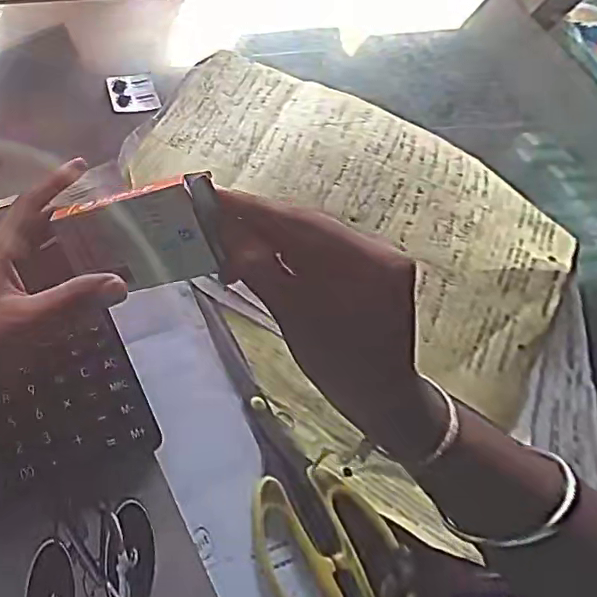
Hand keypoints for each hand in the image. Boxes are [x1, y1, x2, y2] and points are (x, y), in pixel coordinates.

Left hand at [0, 160, 128, 379]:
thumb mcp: (28, 322)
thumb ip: (72, 301)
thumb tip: (119, 282)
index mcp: (1, 251)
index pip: (31, 206)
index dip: (55, 183)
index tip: (80, 164)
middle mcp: (3, 259)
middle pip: (42, 228)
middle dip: (73, 218)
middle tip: (110, 214)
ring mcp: (5, 281)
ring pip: (44, 255)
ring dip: (73, 250)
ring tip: (109, 245)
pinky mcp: (9, 302)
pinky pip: (43, 280)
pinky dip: (66, 278)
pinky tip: (88, 287)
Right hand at [215, 187, 443, 460]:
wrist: (384, 398)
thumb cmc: (338, 366)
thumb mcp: (292, 317)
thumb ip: (259, 269)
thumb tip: (226, 233)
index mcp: (362, 261)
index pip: (294, 221)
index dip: (250, 207)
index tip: (211, 198)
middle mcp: (375, 249)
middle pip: (303, 222)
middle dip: (256, 219)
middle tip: (212, 216)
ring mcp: (376, 256)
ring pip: (310, 233)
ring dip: (269, 234)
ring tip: (229, 237)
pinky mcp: (369, 266)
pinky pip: (321, 247)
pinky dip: (288, 247)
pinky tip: (261, 253)